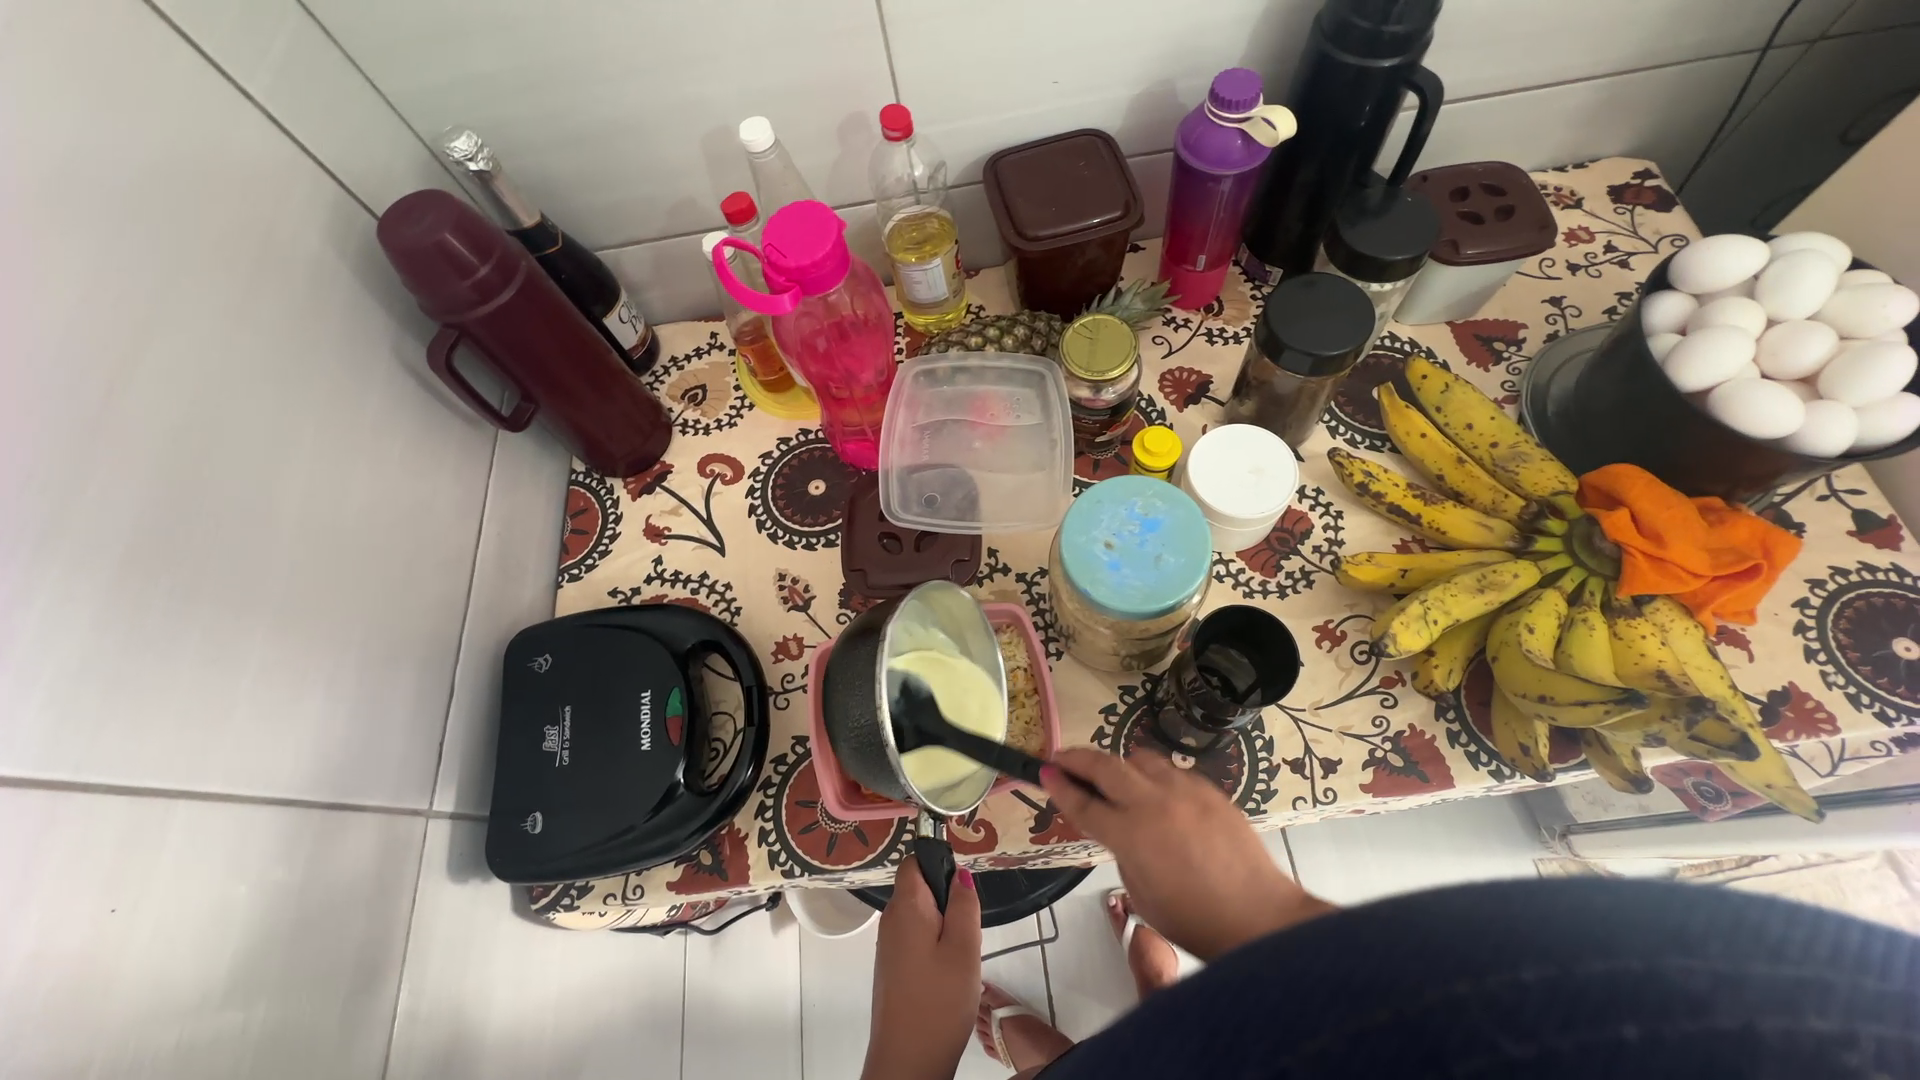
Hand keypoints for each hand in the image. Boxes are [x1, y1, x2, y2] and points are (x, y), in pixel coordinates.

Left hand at [861, 852, 981, 1079]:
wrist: (908, 1060)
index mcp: (905, 906)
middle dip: (947, 899)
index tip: (963, 886)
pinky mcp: (893, 967)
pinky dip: (935, 945)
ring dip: (944, 925)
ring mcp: (889, 945)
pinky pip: (917, 939)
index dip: (938, 861)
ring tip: (962, 953)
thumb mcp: (964, 947)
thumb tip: (959, 872)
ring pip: (921, 916)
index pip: (914, 861)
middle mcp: (891, 920)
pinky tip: (949, 972)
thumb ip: (964, 904)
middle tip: (968, 929)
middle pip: (919, 888)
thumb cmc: (939, 1000)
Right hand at [1042, 746, 1334, 960]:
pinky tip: (1158, 796)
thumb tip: (1120, 828)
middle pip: (1105, 766)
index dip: (1059, 786)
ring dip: (1120, 764)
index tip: (1042, 772)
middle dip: (1077, 759)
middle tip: (1061, 759)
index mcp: (1130, 834)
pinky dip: (1155, 777)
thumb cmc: (1193, 920)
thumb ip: (1122, 852)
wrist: (1259, 917)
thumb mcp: (1141, 893)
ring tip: (1114, 777)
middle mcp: (1154, 802)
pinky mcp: (1211, 790)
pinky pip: (1173, 771)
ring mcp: (1185, 790)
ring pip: (1141, 759)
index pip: (1083, 802)